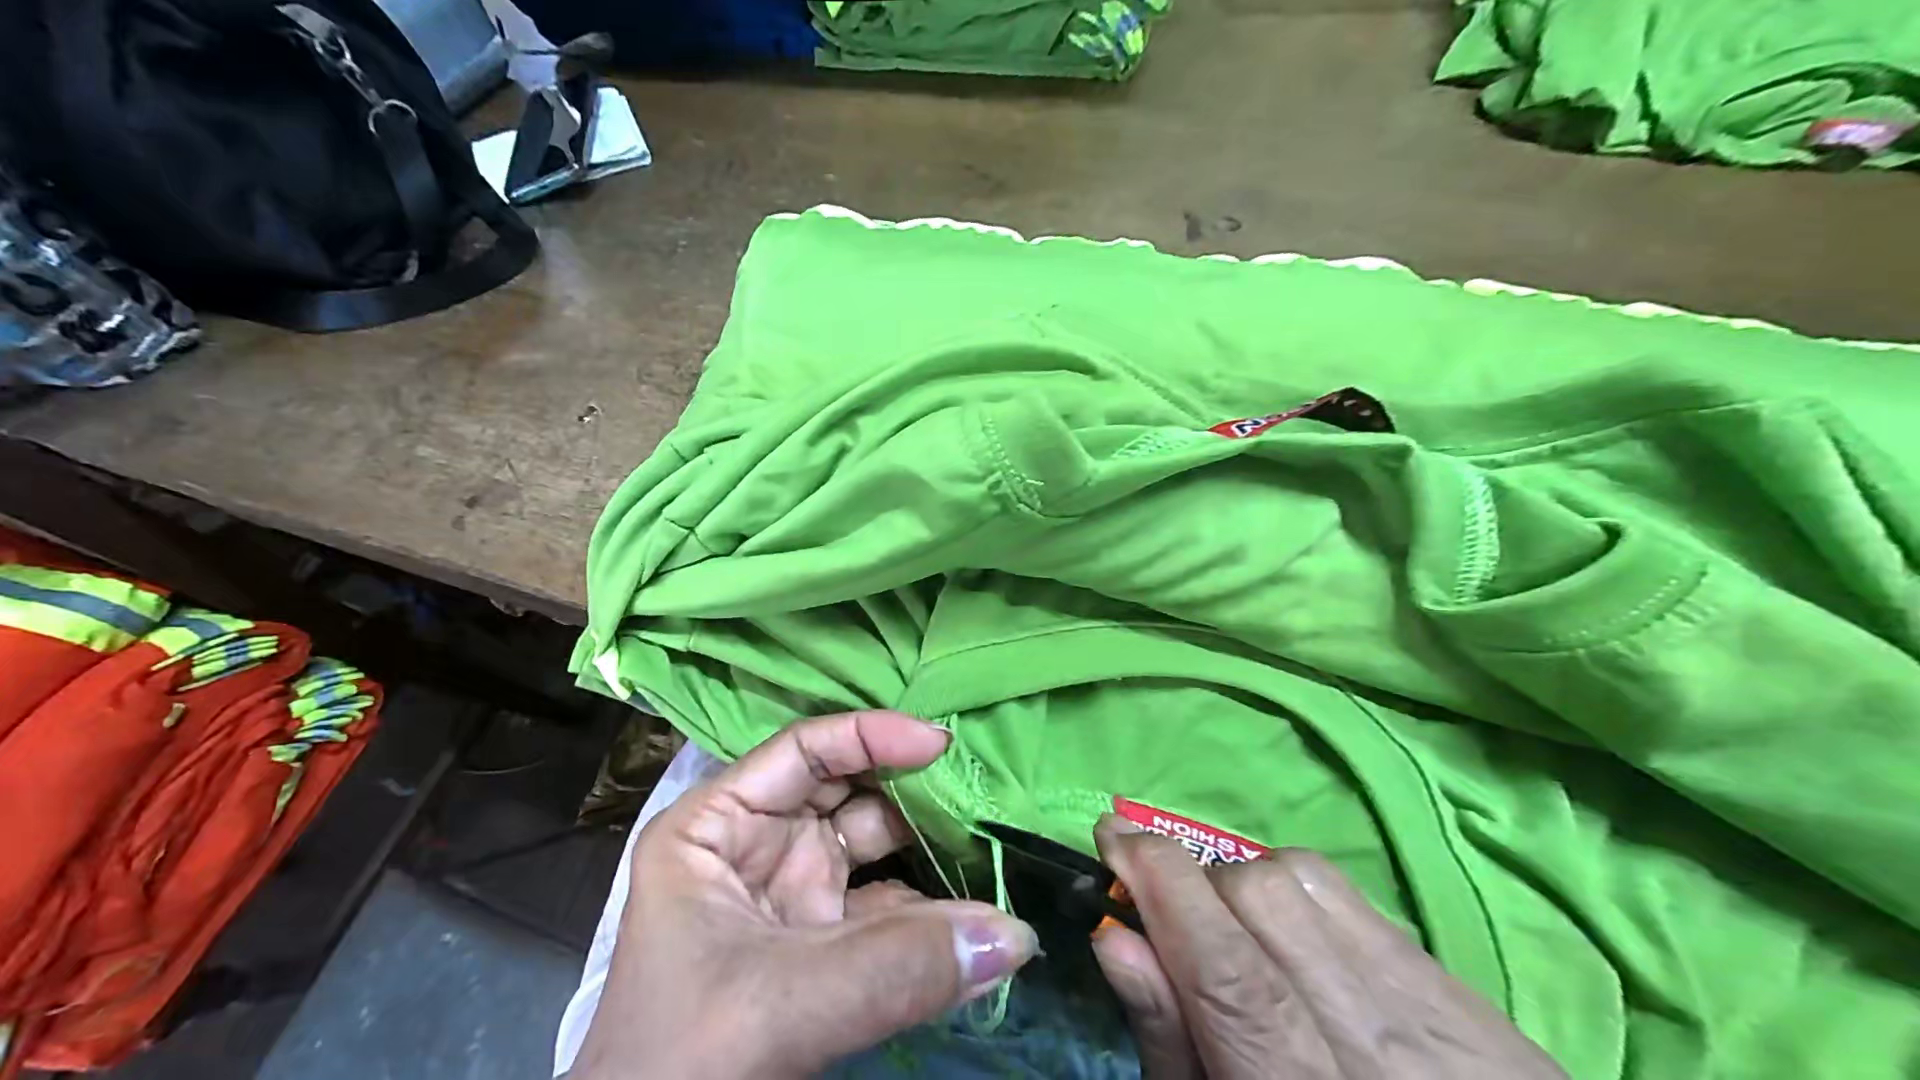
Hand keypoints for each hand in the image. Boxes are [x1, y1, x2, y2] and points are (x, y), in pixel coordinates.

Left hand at [571, 712, 1038, 1079]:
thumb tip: (1015, 934)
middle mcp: (756, 845)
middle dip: (910, 786)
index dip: (872, 736)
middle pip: (845, 790)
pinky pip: (885, 912)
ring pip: (872, 848)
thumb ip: (896, 968)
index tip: (941, 744)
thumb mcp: (780, 1001)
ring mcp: (791, 894)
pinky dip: (930, 918)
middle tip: (979, 787)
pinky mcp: (820, 945)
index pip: (803, 750)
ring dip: (929, 849)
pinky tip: (979, 923)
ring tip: (994, 842)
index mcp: (715, 825)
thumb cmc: (683, 1060)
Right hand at [1090, 815, 1566, 1079]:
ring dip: (1244, 884)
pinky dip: (1297, 892)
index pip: (1231, 975)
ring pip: (1305, 880)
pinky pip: (1354, 895)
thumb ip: (1167, 1039)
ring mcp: (1439, 1018)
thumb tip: (1113, 934)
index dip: (1163, 889)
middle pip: (1264, 903)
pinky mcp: (1464, 992)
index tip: (1111, 836)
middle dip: (1195, 885)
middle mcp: (1383, 1054)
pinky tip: (1291, 931)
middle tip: (1171, 912)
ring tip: (1236, 927)